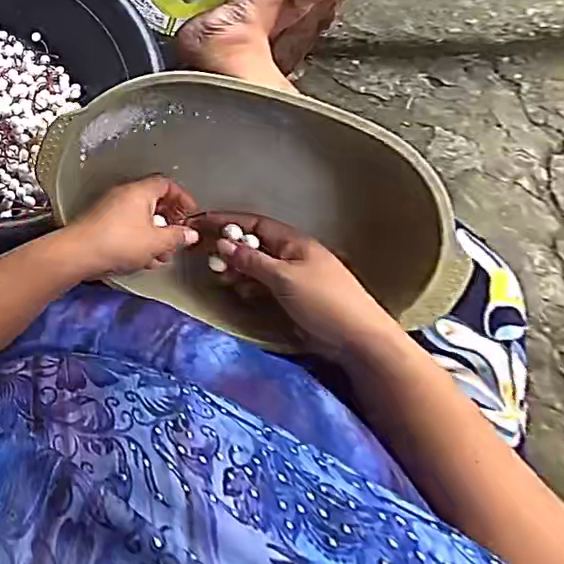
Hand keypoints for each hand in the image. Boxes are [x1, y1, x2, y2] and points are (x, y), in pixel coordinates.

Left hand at [63, 175, 201, 277]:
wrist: (79, 253)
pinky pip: (127, 226)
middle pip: (154, 202)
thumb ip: (177, 236)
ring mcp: (110, 208)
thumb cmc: (118, 242)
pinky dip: (139, 240)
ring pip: (141, 218)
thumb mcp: (157, 241)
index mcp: (138, 191)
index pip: (166, 184)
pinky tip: (143, 259)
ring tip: (160, 255)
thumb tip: (188, 233)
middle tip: (176, 237)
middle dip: (169, 222)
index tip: (191, 213)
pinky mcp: (102, 223)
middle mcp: (123, 195)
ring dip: (155, 236)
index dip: (183, 198)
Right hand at [197, 212, 404, 361]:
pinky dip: (248, 283)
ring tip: (222, 276)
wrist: (361, 342)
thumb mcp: (283, 277)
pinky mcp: (293, 296)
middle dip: (229, 248)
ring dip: (237, 267)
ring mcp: (294, 276)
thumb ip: (250, 260)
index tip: (201, 222)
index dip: (227, 221)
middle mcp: (293, 255)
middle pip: (253, 243)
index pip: (255, 223)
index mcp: (295, 242)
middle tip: (209, 257)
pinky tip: (240, 290)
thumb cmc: (325, 302)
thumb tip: (222, 243)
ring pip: (256, 264)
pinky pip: (262, 282)